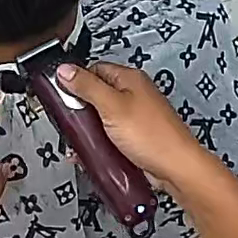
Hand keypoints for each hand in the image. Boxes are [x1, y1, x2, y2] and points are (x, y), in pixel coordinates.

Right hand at [56, 62, 212, 192]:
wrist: (176, 168)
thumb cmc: (154, 137)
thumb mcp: (111, 107)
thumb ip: (87, 86)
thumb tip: (65, 70)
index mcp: (130, 79)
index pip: (94, 69)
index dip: (75, 81)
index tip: (61, 94)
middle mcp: (134, 94)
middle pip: (96, 94)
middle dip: (80, 110)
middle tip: (71, 121)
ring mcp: (135, 117)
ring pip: (102, 117)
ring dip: (89, 129)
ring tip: (81, 140)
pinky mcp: (135, 136)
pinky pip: (111, 135)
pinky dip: (100, 142)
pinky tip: (94, 152)